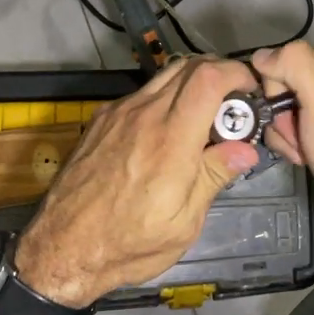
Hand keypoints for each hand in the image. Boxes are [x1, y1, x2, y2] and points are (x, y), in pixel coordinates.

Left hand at [13, 58, 259, 306]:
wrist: (62, 249)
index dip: (236, 71)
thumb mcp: (183, 222)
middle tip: (234, 101)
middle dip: (220, 72)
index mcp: (171, 139)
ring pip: (165, 75)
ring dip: (192, 82)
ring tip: (203, 115)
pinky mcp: (102, 119)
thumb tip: (245, 149)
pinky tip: (167, 130)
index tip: (251, 87)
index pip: (209, 78)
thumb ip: (214, 176)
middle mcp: (145, 114)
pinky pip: (142, 93)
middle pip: (189, 66)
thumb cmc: (127, 244)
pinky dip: (164, 97)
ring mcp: (120, 113)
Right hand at [250, 40, 313, 234]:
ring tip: (307, 152)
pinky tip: (308, 157)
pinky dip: (295, 144)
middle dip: (284, 117)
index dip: (279, 91)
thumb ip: (292, 64)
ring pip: (285, 110)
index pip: (282, 61)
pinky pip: (295, 127)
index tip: (294, 115)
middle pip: (282, 85)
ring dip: (287, 135)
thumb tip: (261, 55)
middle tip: (302, 138)